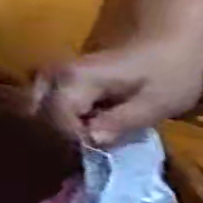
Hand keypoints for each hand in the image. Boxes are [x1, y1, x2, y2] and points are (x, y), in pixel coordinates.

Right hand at [30, 36, 202, 144]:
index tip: (95, 157)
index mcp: (74, 81)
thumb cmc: (168, 74)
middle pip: (37, 115)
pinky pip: (40, 105)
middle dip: (58, 136)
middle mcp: (49, 76)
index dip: (73, 140)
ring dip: (55, 129)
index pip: (56, 117)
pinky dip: (56, 120)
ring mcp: (45, 76)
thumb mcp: (157, 104)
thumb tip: (91, 142)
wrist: (164, 45)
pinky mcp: (48, 80)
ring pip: (34, 111)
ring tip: (84, 142)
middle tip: (86, 153)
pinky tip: (81, 127)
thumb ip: (121, 122)